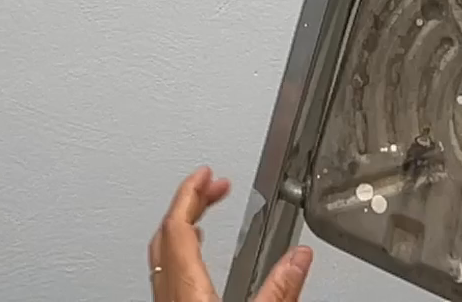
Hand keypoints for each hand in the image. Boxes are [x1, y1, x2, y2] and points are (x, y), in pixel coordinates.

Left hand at [148, 167, 312, 301]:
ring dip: (181, 224)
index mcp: (186, 286)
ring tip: (204, 210)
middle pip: (167, 232)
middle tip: (214, 184)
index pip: (176, 224)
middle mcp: (168, 294)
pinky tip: (195, 258)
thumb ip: (279, 288)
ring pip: (162, 252)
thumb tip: (300, 255)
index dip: (189, 191)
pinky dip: (179, 251)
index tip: (206, 172)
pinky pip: (166, 272)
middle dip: (190, 200)